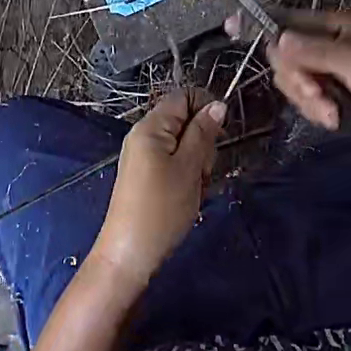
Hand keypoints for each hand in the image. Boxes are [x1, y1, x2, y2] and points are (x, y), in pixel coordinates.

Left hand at [89, 89, 224, 284]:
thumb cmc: (161, 209)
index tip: (221, 134)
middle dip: (203, 142)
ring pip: (183, 144)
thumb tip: (217, 105)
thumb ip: (203, 133)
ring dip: (198, 163)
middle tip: (203, 170)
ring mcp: (144, 156)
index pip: (183, 97)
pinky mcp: (146, 175)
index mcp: (150, 126)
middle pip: (184, 120)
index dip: (206, 107)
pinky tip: (189, 196)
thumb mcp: (189, 167)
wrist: (129, 254)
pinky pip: (174, 162)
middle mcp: (144, 135)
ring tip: (196, 187)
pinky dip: (187, 175)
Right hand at [240, 10, 350, 139]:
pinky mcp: (335, 94)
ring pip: (294, 80)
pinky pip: (308, 99)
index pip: (287, 20)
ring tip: (332, 114)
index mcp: (334, 25)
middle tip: (317, 98)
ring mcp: (330, 69)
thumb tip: (277, 39)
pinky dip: (316, 110)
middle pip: (286, 56)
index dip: (260, 24)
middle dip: (296, 81)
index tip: (231, 27)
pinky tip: (334, 118)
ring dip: (308, 100)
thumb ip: (315, 51)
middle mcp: (327, 43)